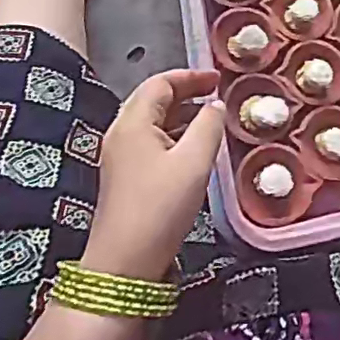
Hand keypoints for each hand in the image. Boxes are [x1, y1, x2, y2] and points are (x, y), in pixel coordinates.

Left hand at [83, 70, 225, 282]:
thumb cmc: (160, 207)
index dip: (190, 76)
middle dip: (186, 92)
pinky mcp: (125, 175)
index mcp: (133, 122)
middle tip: (217, 94)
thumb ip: (209, 126)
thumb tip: (216, 106)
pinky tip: (194, 148)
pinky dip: (174, 135)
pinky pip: (151, 142)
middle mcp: (121, 133)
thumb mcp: (194, 163)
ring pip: (153, 122)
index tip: (218, 78)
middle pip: (154, 99)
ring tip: (211, 118)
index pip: (160, 83)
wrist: (125, 263)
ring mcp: (120, 155)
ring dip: (181, 114)